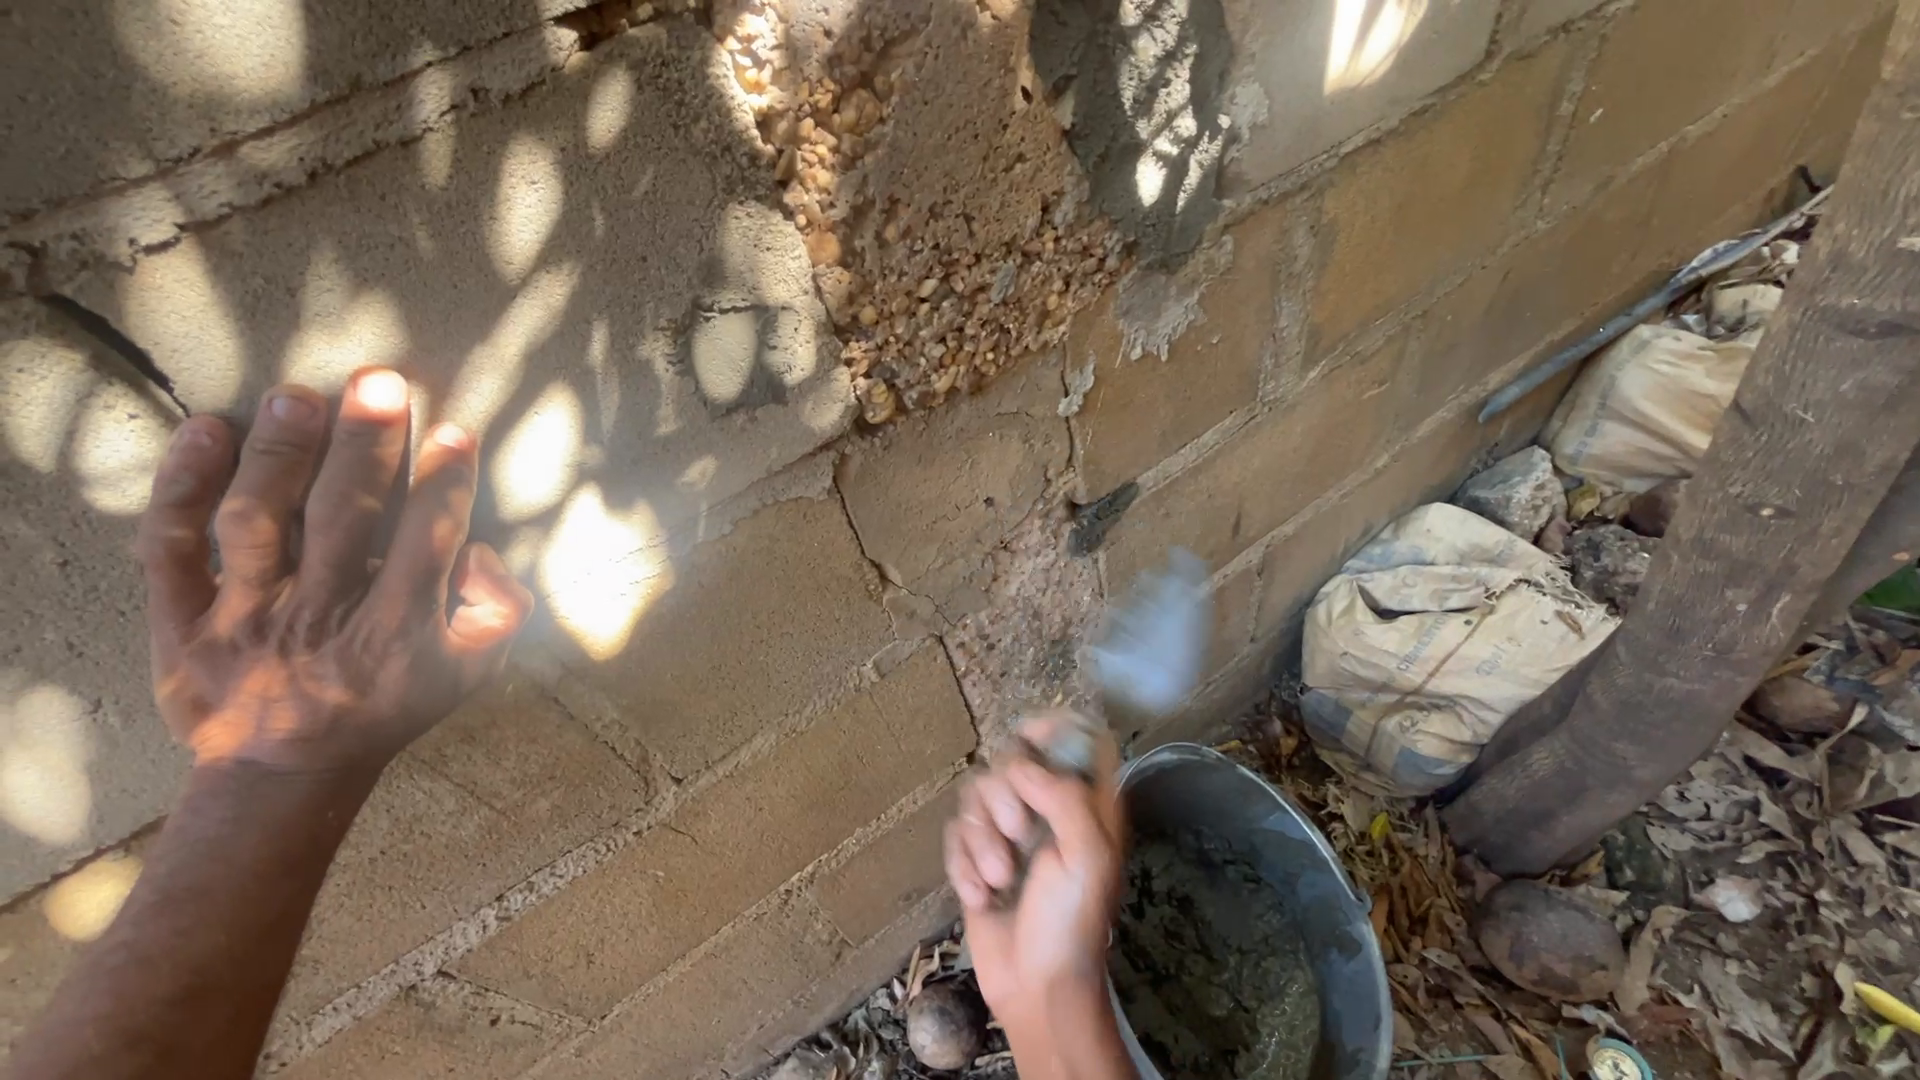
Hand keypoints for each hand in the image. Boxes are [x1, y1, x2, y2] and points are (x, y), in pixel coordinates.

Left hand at [136, 367, 533, 776]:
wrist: (285, 768)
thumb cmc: (393, 705)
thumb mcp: (472, 672)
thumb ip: (495, 611)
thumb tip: (479, 552)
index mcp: (396, 637)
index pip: (428, 546)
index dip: (445, 487)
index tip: (455, 431)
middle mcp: (320, 621)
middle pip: (344, 521)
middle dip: (366, 448)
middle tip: (379, 383)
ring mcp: (242, 617)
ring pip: (258, 522)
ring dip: (282, 454)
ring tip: (301, 394)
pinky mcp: (180, 617)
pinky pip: (170, 547)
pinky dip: (180, 486)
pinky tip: (207, 430)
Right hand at [943, 711, 1126, 1021]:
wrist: (1034, 987)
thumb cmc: (1071, 923)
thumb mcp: (1086, 858)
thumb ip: (1063, 798)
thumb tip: (1022, 766)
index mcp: (1085, 805)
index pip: (1077, 739)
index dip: (1054, 727)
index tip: (1029, 735)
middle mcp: (1046, 809)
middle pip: (1011, 760)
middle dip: (1004, 797)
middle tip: (1017, 836)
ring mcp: (1009, 833)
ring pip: (976, 794)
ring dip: (981, 839)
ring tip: (997, 879)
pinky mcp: (976, 856)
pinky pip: (955, 831)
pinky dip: (962, 863)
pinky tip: (979, 894)